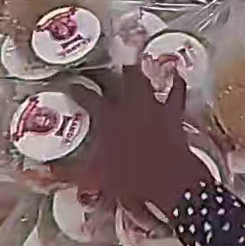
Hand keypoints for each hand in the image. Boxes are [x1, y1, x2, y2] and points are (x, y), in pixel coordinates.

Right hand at [71, 67, 210, 211]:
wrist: (170, 181)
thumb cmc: (134, 182)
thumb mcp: (102, 180)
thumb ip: (83, 176)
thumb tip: (67, 179)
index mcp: (110, 121)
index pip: (89, 100)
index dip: (79, 91)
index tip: (72, 85)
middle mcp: (131, 108)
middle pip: (123, 80)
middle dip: (118, 71)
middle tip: (114, 64)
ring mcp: (154, 108)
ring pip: (145, 82)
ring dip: (141, 73)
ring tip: (137, 64)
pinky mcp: (174, 113)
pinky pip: (177, 92)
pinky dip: (177, 82)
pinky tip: (177, 74)